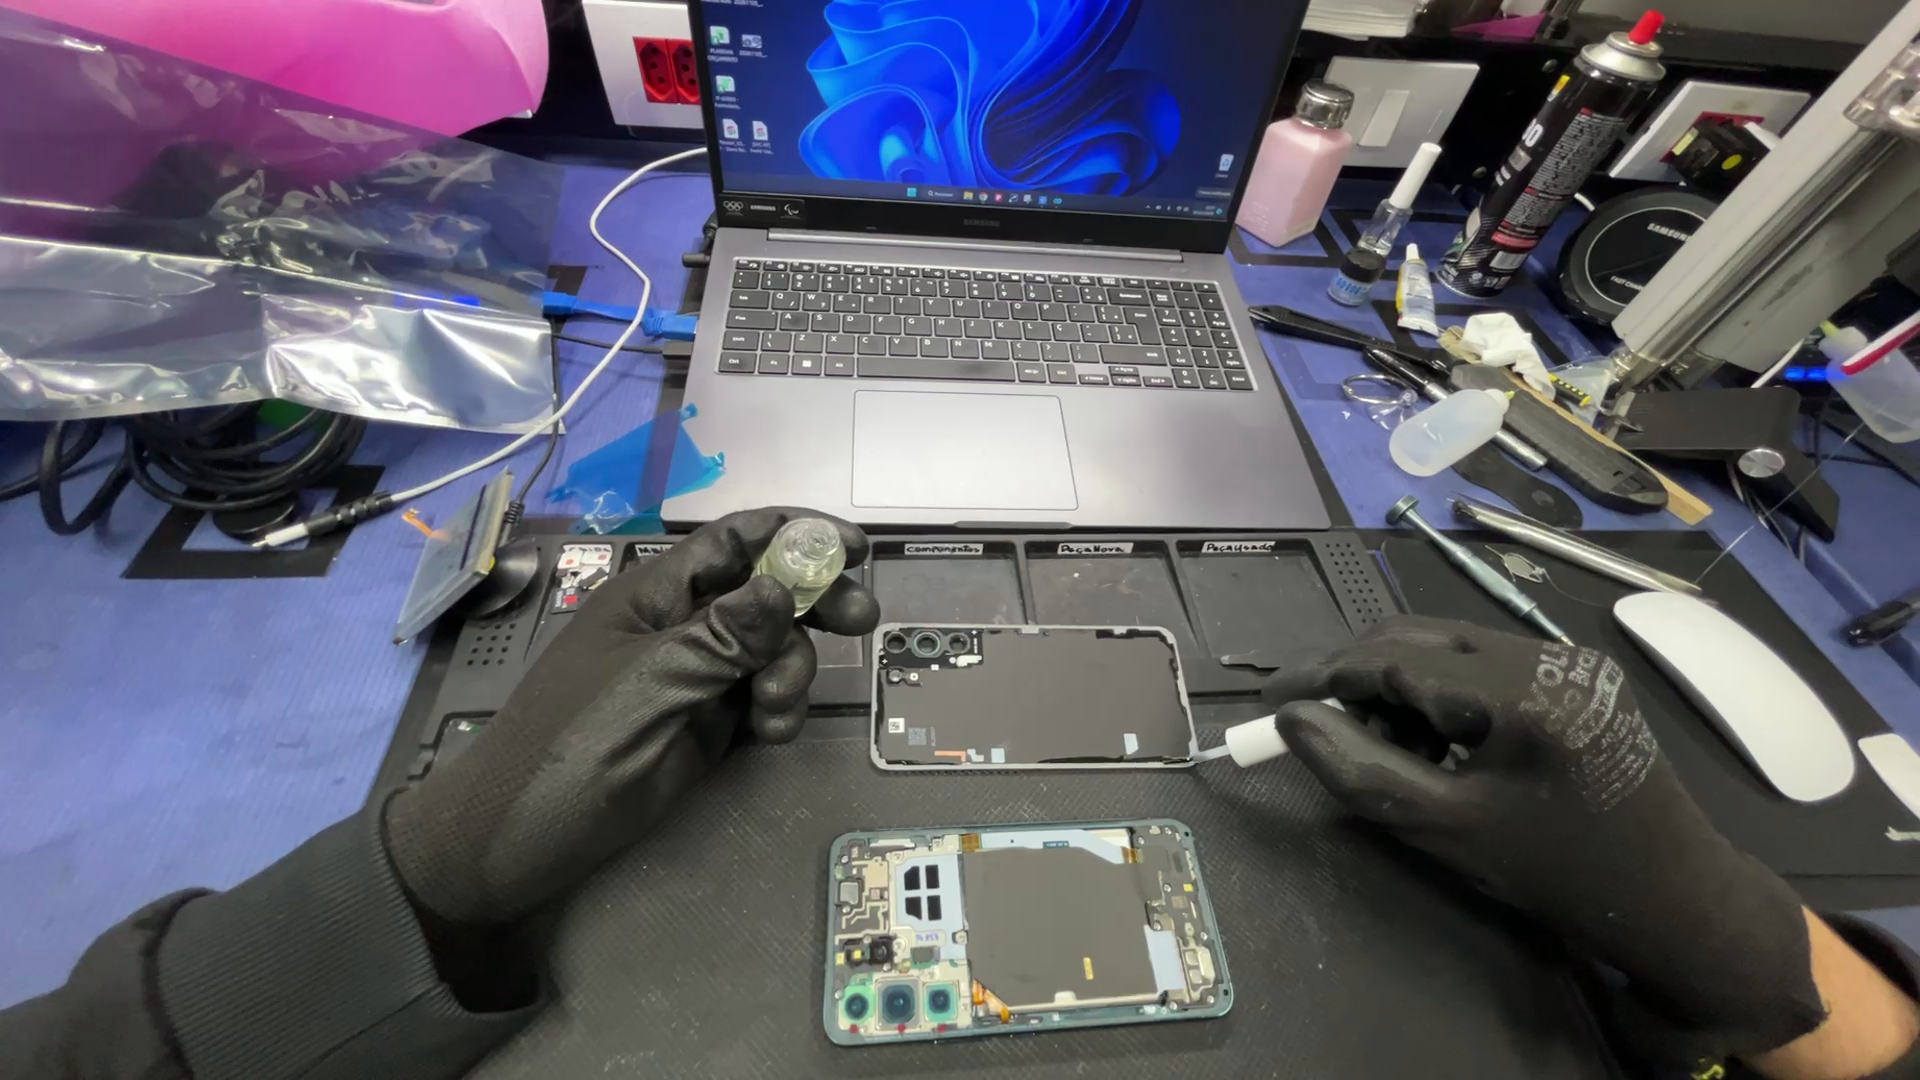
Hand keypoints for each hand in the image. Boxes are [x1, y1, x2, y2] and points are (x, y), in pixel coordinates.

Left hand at [382, 508, 879, 929]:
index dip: (795, 534)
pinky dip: (778, 710)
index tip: (854, 547)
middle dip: (817, 602)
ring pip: (775, 650)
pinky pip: (764, 699)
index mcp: (658, 596)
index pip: (736, 542)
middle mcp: (686, 625)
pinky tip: (767, 733)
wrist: (514, 847)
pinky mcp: (710, 723)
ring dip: (791, 671)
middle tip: (864, 619)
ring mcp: (700, 675)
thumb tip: (785, 587)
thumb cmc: (568, 752)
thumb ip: (720, 637)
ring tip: (772, 708)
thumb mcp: (647, 687)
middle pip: (769, 593)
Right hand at [1265, 616, 1825, 1055]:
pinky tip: (1428, 738)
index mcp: (1523, 696)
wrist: (1679, 903)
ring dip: (1388, 683)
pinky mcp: (1564, 670)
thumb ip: (1356, 767)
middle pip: (1409, 636)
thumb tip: (1292, 718)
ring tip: (1381, 742)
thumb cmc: (1557, 873)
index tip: (1271, 697)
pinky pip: (1468, 659)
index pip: (1393, 657)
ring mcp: (1560, 657)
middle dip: (1351, 675)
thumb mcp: (1441, 828)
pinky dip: (1428, 691)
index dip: (1322, 674)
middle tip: (1314, 719)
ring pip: (1435, 642)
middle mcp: (1543, 655)